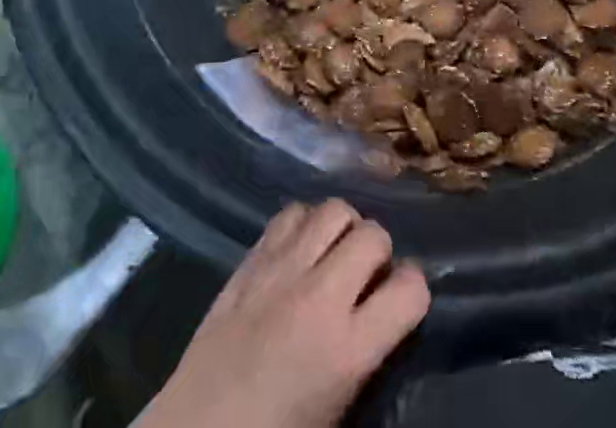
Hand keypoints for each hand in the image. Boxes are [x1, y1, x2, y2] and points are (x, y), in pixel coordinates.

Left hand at [137, 200, 430, 427]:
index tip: (402, 296)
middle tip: (367, 274)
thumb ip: (369, 348)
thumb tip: (386, 305)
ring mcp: (281, 270)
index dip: (414, 288)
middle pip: (373, 234)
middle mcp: (319, 297)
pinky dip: (304, 222)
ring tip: (335, 252)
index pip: (410, 288)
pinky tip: (300, 247)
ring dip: (344, 227)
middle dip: (380, 250)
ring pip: (333, 209)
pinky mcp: (250, 258)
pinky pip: (290, 213)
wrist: (201, 426)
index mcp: (349, 349)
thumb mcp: (341, 403)